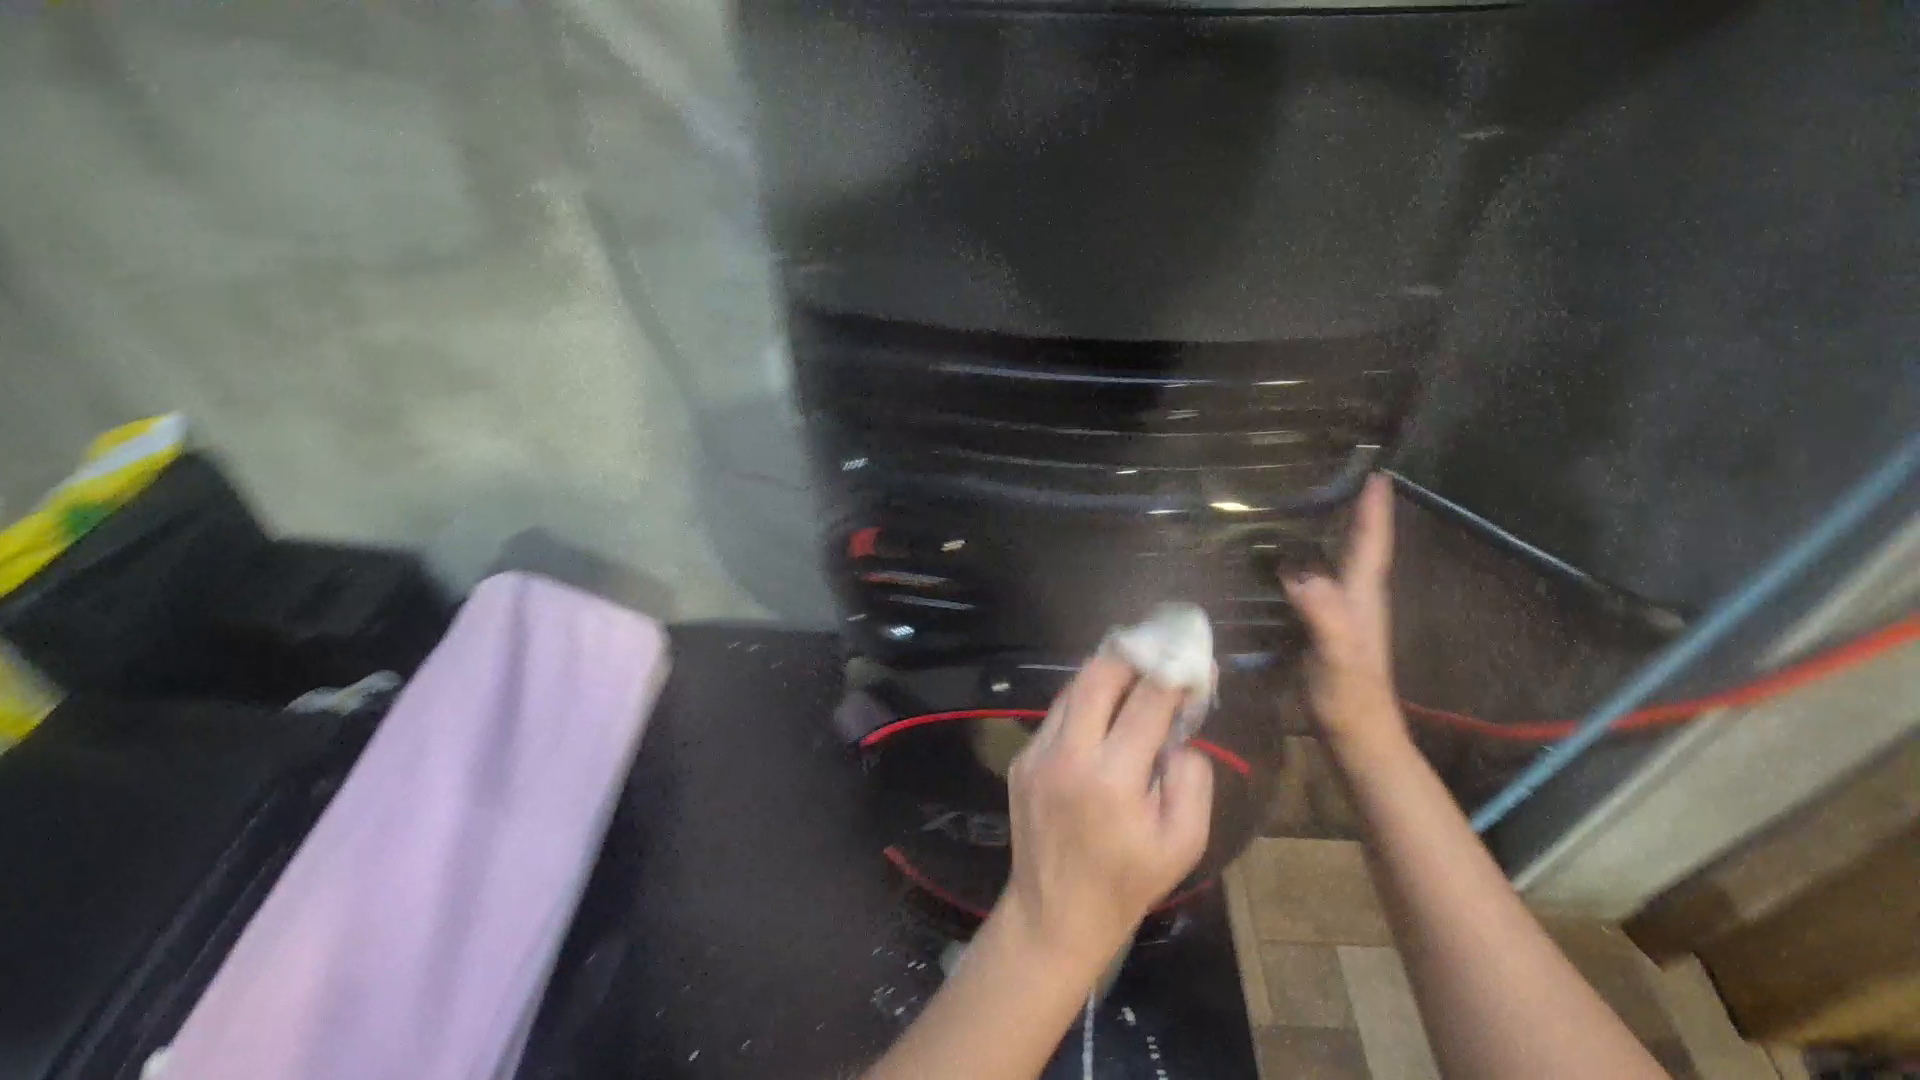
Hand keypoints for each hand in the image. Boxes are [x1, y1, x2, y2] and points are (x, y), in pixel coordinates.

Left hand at [1000, 654, 1214, 970]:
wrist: (1055, 914)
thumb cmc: (1127, 882)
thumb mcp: (1184, 843)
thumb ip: (1192, 780)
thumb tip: (1181, 734)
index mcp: (1112, 780)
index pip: (1147, 703)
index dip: (1174, 675)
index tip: (1193, 660)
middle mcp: (1068, 757)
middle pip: (1097, 678)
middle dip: (1131, 655)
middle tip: (1156, 648)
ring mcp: (1037, 756)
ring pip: (1071, 691)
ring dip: (1103, 674)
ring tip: (1132, 667)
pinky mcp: (1021, 761)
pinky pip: (1055, 716)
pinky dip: (1082, 704)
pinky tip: (1101, 711)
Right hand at [1282, 473, 1406, 750]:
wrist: (1357, 736)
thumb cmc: (1349, 695)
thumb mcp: (1337, 653)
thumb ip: (1325, 614)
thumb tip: (1302, 574)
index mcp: (1362, 595)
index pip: (1372, 542)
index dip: (1374, 508)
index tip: (1376, 471)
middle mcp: (1356, 597)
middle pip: (1359, 545)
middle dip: (1353, 510)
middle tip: (1333, 476)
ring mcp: (1343, 614)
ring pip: (1340, 562)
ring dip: (1333, 533)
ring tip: (1308, 506)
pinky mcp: (1325, 629)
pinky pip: (1319, 583)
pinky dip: (1308, 563)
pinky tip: (1285, 561)